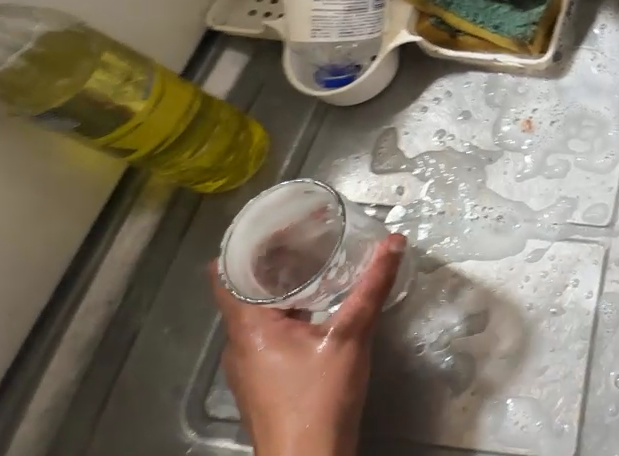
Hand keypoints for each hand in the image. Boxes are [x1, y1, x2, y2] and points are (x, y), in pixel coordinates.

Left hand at [211, 233, 405, 455]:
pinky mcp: (264, 378)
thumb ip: (372, 286)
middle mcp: (240, 343)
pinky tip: (320, 303)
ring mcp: (250, 364)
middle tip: (308, 231)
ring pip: (258, 310)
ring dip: (283, 284)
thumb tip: (394, 242)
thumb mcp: (351, 335)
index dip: (243, 244)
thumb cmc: (321, 396)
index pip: (224, 275)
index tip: (273, 221)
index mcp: (249, 327)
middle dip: (274, 258)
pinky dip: (290, 307)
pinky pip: (269, 329)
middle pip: (244, 289)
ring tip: (318, 259)